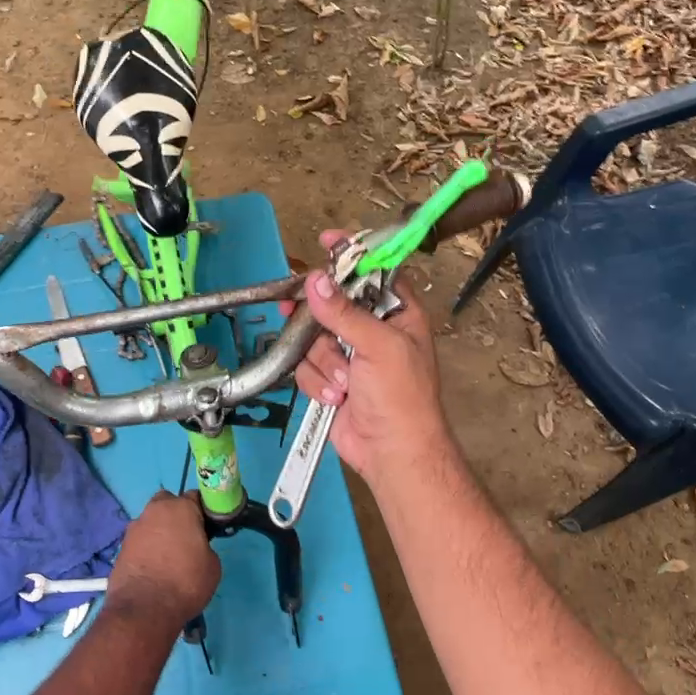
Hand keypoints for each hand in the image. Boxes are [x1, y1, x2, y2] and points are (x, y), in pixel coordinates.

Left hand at [106, 491, 220, 625]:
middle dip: (175, 514)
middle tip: (185, 538)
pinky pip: (140, 540)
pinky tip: (153, 567)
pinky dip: (146, 548)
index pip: (195, 497)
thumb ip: (205, 546)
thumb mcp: (212, 565)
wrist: (144, 609)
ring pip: (151, 521)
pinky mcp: (121, 546)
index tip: (206, 527)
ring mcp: (134, 527)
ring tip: (167, 557)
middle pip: (167, 502)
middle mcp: (155, 510)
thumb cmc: (185, 583)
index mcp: (181, 508)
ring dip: (159, 531)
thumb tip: (195, 547)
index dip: (202, 512)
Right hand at [291, 230, 451, 482]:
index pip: (372, 273)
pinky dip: (317, 381)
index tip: (326, 241)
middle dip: (318, 319)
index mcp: (397, 314)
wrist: (392, 453)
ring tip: (344, 382)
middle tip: (294, 309)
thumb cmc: (401, 397)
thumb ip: (344, 313)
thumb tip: (315, 281)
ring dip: (323, 362)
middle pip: (331, 304)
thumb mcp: (379, 347)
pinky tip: (335, 396)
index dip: (351, 257)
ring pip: (313, 337)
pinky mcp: (329, 379)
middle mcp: (371, 330)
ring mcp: (348, 356)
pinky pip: (306, 365)